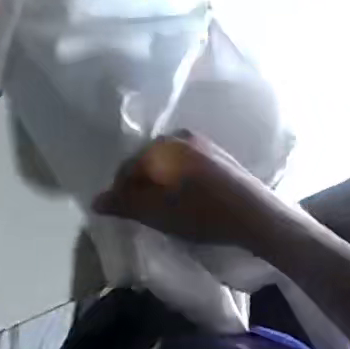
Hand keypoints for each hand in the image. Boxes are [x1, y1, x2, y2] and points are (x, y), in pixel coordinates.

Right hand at [93, 132, 304, 250]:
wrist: (253, 213)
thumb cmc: (200, 212)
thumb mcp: (156, 213)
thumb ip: (124, 204)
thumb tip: (96, 200)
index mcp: (161, 145)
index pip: (128, 166)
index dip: (120, 190)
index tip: (122, 212)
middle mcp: (179, 135)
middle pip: (147, 160)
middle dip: (140, 183)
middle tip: (141, 211)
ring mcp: (201, 142)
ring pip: (168, 161)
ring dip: (160, 181)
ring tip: (162, 207)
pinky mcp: (217, 154)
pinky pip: (186, 163)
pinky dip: (178, 178)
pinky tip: (185, 199)